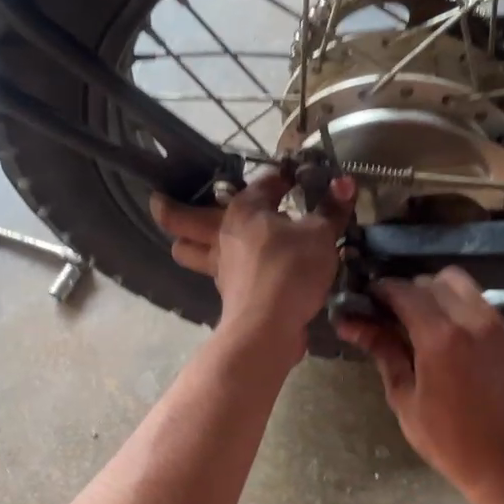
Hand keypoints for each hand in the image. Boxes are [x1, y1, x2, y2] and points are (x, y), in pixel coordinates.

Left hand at [150, 173, 354, 358]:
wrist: (269, 326)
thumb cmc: (291, 269)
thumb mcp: (321, 236)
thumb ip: (332, 210)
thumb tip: (346, 183)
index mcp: (245, 210)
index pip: (264, 183)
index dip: (283, 177)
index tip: (295, 177)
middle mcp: (223, 234)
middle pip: (184, 219)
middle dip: (170, 210)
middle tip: (157, 202)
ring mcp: (220, 267)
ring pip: (189, 251)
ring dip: (186, 245)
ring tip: (187, 240)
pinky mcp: (228, 294)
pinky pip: (216, 276)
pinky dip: (219, 270)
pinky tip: (232, 270)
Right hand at [335, 268, 503, 500]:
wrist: (503, 460)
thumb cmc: (446, 438)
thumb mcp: (404, 397)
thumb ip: (382, 351)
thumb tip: (349, 323)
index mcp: (440, 337)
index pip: (405, 291)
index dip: (381, 290)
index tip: (366, 300)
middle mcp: (471, 320)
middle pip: (433, 280)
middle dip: (408, 290)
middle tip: (391, 312)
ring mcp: (494, 324)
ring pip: (460, 284)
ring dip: (435, 292)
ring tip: (419, 319)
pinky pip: (478, 301)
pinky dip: (457, 304)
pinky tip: (445, 331)